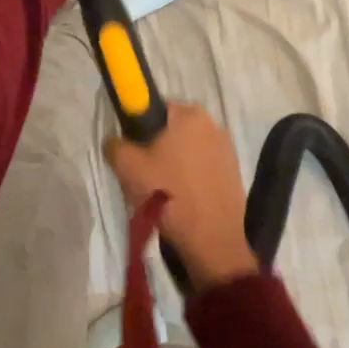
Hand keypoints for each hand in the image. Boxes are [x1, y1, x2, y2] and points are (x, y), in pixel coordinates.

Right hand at [106, 104, 259, 289]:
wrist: (211, 241)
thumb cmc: (167, 194)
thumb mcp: (126, 166)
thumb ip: (114, 144)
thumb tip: (115, 141)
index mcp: (188, 113)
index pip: (154, 106)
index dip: (139, 126)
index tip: (133, 149)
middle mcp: (212, 122)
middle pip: (172, 128)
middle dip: (156, 144)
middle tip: (143, 171)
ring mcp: (227, 148)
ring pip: (187, 147)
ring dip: (174, 161)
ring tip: (161, 189)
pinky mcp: (234, 172)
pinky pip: (202, 165)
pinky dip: (190, 175)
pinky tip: (180, 197)